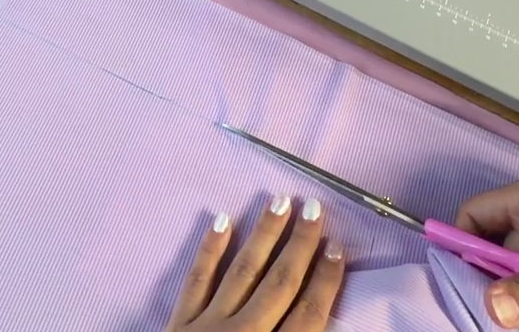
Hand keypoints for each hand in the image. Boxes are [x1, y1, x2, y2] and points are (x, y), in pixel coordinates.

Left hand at [165, 194, 345, 331]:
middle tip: (314, 207)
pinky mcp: (179, 324)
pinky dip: (210, 249)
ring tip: (278, 200)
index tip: (339, 248)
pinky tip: (221, 219)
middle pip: (279, 284)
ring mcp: (208, 327)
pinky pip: (197, 280)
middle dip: (300, 245)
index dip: (325, 282)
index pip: (307, 317)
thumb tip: (317, 329)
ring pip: (243, 271)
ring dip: (263, 235)